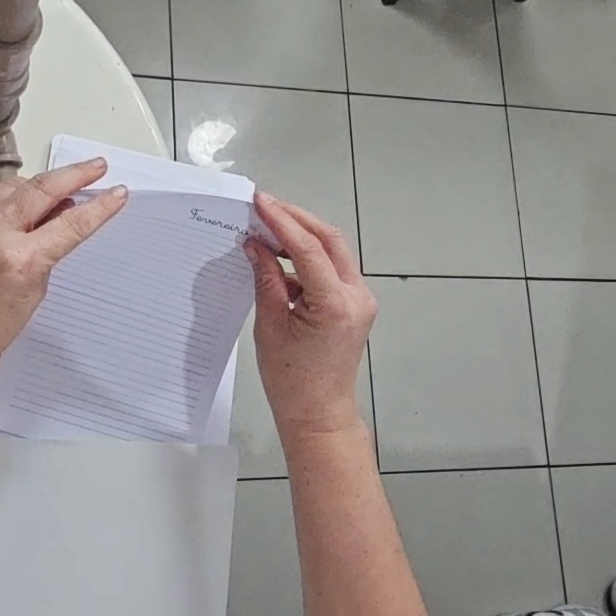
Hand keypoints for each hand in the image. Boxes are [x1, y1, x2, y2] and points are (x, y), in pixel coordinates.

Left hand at [0, 160, 127, 375]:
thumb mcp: (32, 295)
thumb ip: (47, 255)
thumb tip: (59, 223)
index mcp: (19, 260)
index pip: (70, 224)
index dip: (98, 207)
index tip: (116, 194)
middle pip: (42, 189)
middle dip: (74, 174)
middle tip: (96, 167)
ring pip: (13, 188)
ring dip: (40, 184)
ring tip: (61, 186)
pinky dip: (8, 204)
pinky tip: (19, 213)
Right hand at [245, 192, 376, 438]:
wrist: (318, 413)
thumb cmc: (291, 380)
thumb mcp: (270, 326)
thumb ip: (266, 280)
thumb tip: (255, 245)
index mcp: (337, 305)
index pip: (309, 249)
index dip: (282, 222)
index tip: (260, 202)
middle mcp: (357, 297)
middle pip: (329, 240)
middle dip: (296, 219)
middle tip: (264, 206)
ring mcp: (360, 300)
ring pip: (331, 252)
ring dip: (300, 238)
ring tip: (266, 229)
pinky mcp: (353, 305)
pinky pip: (330, 271)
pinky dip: (305, 260)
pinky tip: (278, 259)